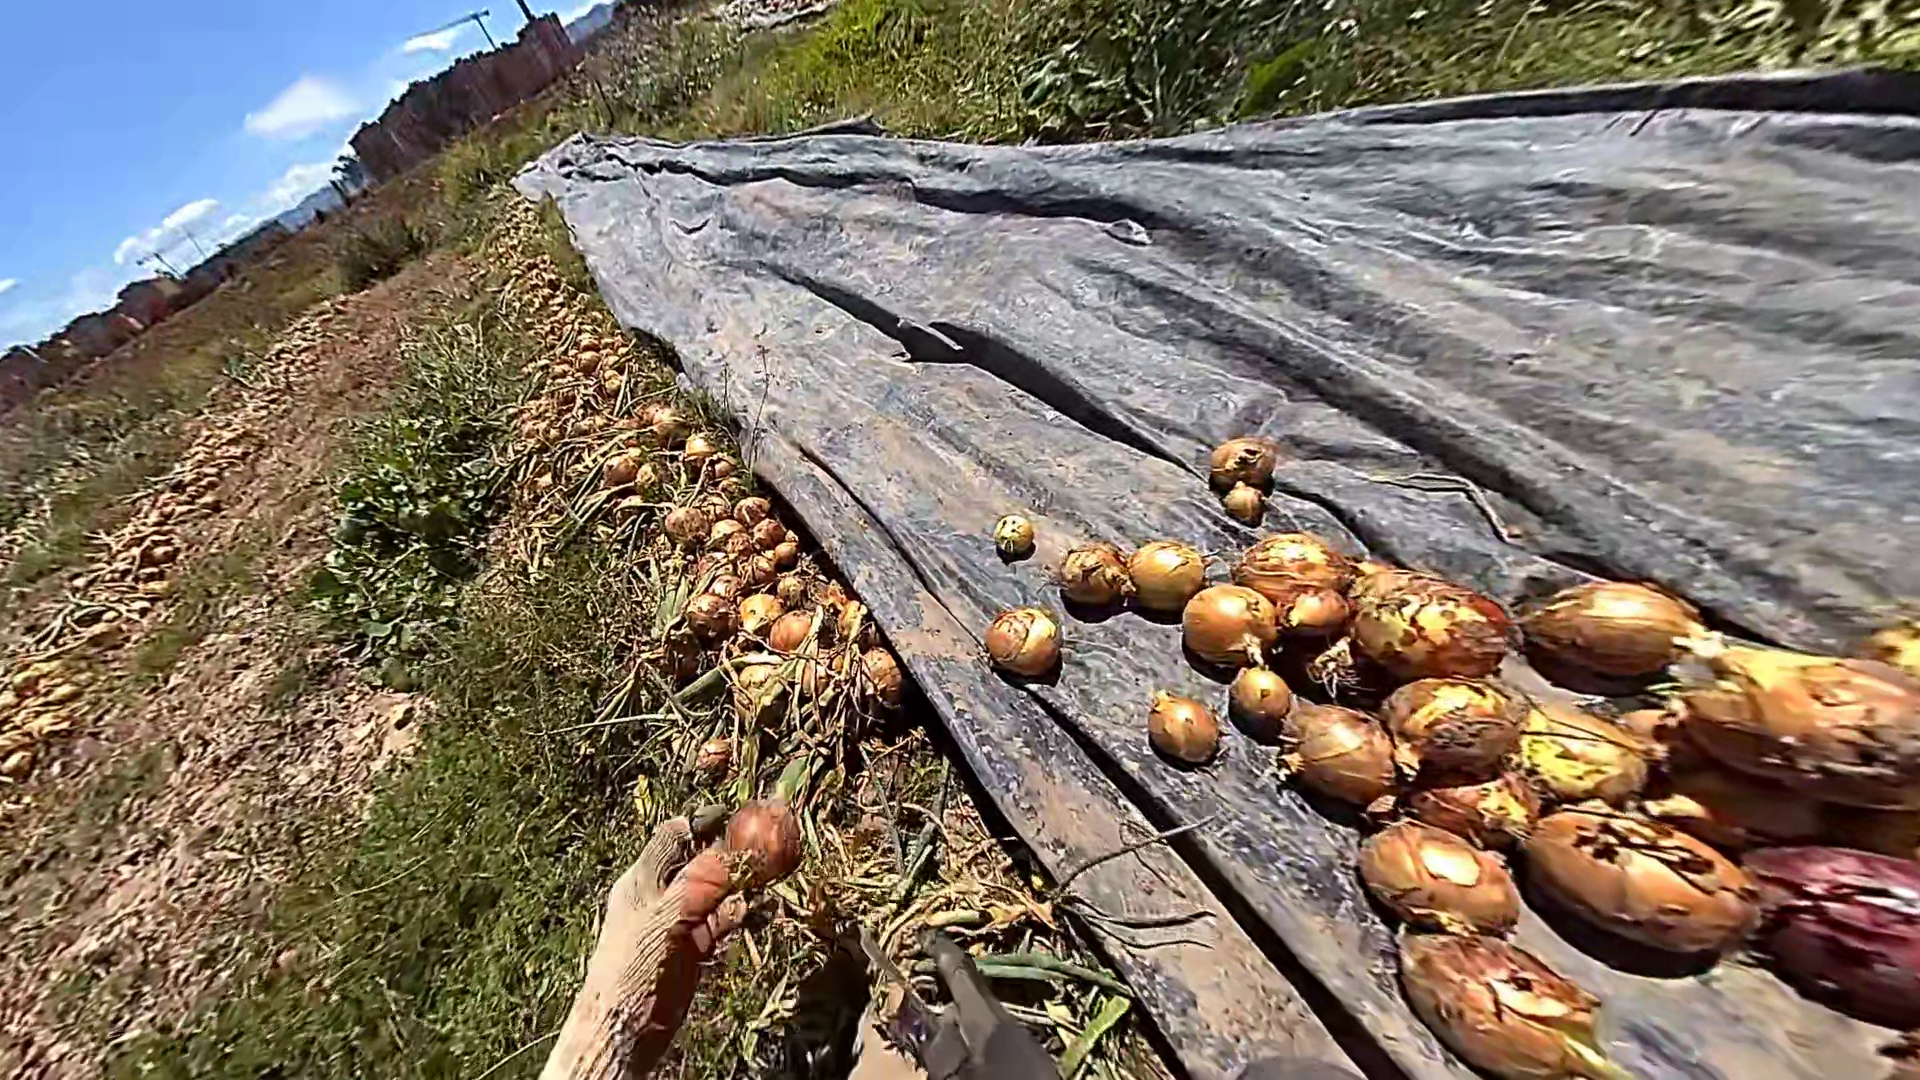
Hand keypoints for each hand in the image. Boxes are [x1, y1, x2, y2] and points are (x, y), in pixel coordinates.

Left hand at [543, 817, 747, 1079]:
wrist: (624, 1030)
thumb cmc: (632, 963)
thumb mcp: (665, 913)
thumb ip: (701, 879)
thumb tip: (736, 852)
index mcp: (645, 876)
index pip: (674, 835)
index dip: (701, 823)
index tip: (733, 816)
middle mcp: (666, 891)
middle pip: (705, 858)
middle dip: (734, 852)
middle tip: (765, 847)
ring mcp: (683, 916)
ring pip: (721, 887)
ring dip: (746, 883)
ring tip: (768, 881)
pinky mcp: (699, 940)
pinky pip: (728, 916)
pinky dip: (747, 911)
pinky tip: (763, 910)